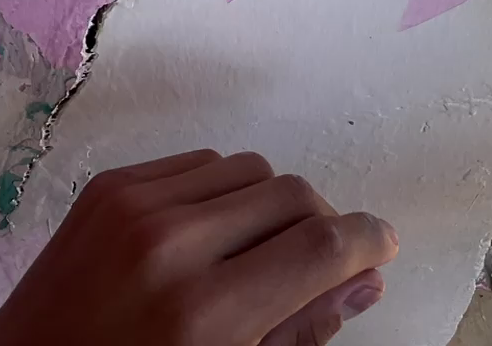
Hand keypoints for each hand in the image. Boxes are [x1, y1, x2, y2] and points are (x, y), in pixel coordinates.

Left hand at [0, 149, 397, 345]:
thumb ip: (299, 332)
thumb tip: (364, 278)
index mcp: (203, 317)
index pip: (320, 247)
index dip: (366, 240)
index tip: (380, 243)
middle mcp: (171, 245)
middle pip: (293, 193)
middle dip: (320, 223)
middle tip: (316, 260)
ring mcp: (134, 204)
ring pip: (251, 167)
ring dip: (268, 205)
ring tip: (251, 252)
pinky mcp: (111, 183)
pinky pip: (201, 161)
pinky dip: (221, 191)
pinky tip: (206, 233)